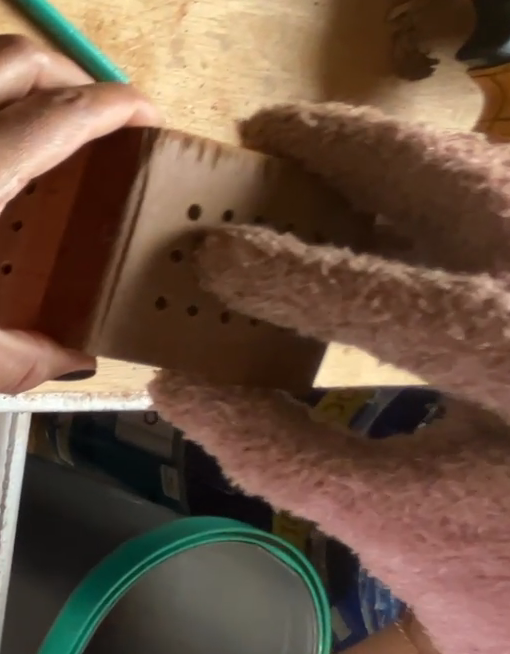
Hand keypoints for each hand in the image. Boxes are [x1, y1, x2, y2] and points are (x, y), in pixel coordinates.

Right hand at [150, 103, 509, 653]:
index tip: (209, 254)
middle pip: (489, 200)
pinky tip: (389, 193)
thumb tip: (174, 382)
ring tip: (319, 144)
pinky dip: (451, 187)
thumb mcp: (385, 523)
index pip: (420, 312)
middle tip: (269, 130)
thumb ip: (273, 448)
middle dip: (369, 155)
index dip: (302, 277)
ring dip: (412, 157)